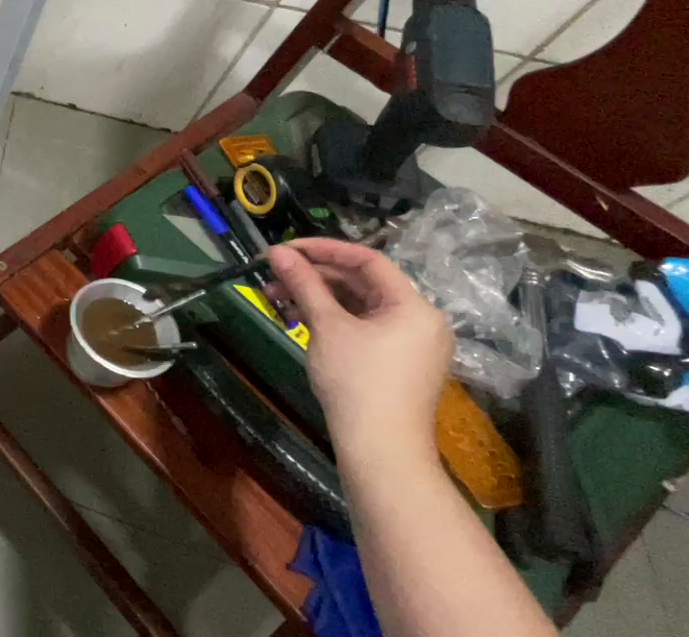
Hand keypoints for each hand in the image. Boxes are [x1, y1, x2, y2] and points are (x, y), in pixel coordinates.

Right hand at [266, 239, 451, 469]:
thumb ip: (304, 284)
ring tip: (276, 296)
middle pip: (363, 282)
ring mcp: (411, 342)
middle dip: (314, 275)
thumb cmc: (357, 379)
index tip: (286, 248)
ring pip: (359, 304)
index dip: (325, 249)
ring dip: (317, 296)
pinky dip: (331, 317)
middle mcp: (420, 319)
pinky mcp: (397, 360)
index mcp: (414, 307)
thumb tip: (277, 251)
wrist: (381, 444)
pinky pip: (363, 325)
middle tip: (273, 273)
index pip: (368, 261)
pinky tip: (299, 318)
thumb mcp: (327, 326)